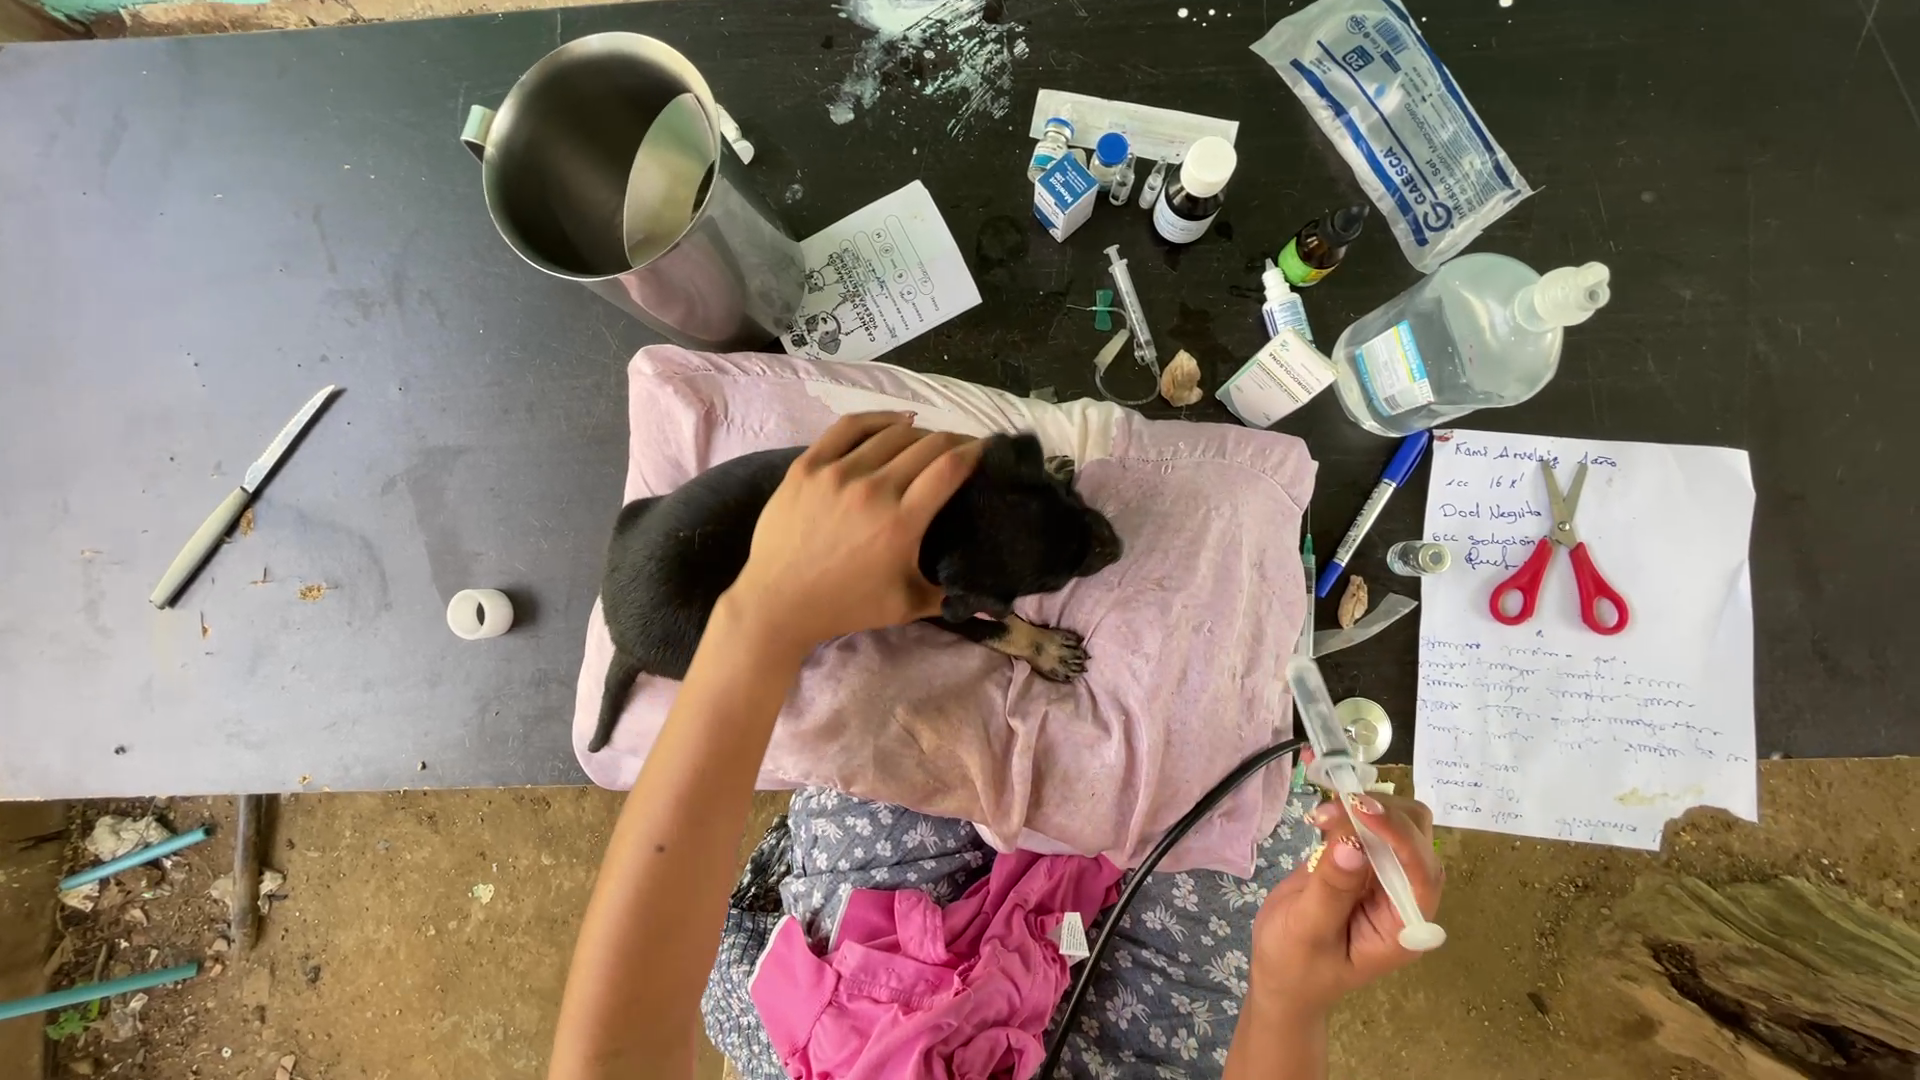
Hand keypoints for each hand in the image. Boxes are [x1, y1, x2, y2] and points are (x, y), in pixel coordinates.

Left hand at [723, 412, 980, 656]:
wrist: (777, 603)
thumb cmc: (846, 606)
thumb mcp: (907, 606)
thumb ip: (951, 597)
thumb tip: (990, 603)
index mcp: (902, 522)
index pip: (950, 468)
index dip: (976, 451)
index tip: (987, 450)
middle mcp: (873, 489)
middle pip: (927, 444)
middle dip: (954, 440)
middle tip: (962, 448)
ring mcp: (837, 473)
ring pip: (891, 433)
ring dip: (920, 432)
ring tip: (929, 440)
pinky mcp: (807, 466)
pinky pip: (849, 427)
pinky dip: (879, 418)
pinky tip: (896, 421)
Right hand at [1246, 792, 1443, 1018]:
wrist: (1280, 977)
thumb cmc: (1296, 964)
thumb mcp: (1309, 930)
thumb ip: (1332, 888)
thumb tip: (1351, 843)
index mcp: (1404, 925)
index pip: (1422, 871)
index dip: (1398, 834)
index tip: (1361, 807)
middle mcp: (1403, 897)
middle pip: (1418, 837)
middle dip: (1383, 813)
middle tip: (1335, 805)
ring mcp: (1382, 877)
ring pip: (1397, 824)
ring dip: (1364, 807)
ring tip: (1320, 814)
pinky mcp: (1358, 862)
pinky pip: (1365, 826)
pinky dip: (1348, 809)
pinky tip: (1319, 816)